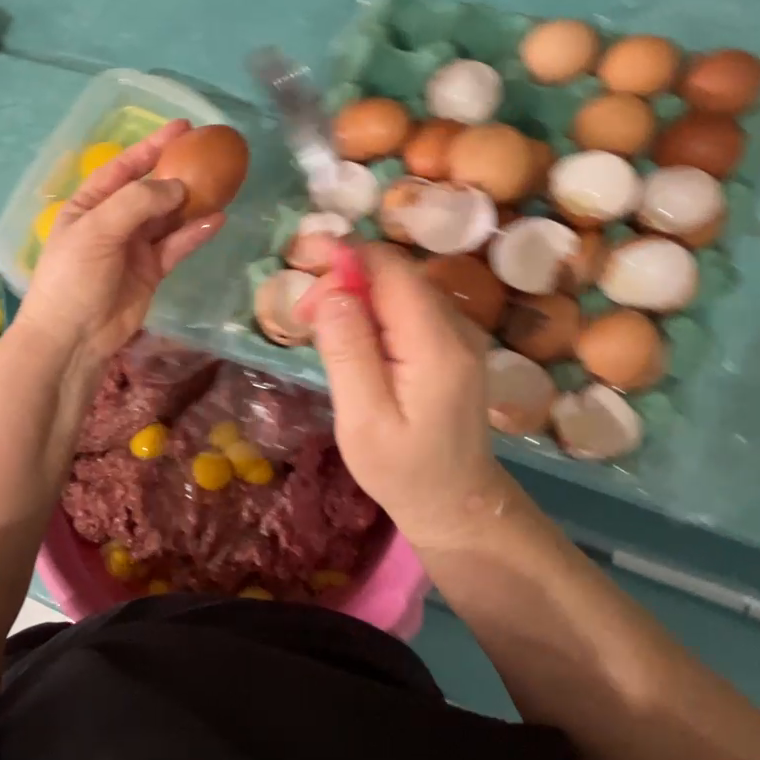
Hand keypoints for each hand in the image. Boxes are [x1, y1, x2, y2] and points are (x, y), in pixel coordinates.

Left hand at [19, 120, 223, 364]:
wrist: (72, 337)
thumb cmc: (73, 277)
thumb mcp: (97, 230)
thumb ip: (136, 202)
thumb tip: (178, 186)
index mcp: (90, 205)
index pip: (124, 167)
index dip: (152, 147)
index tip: (183, 128)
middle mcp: (113, 221)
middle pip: (151, 190)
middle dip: (179, 171)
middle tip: (212, 154)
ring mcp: (133, 247)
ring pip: (168, 217)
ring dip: (192, 202)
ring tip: (223, 184)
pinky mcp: (151, 272)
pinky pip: (176, 246)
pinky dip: (195, 233)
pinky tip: (217, 219)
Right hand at [299, 241, 508, 536]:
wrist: (456, 503)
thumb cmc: (402, 469)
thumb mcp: (362, 419)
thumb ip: (348, 353)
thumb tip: (333, 293)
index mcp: (436, 345)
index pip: (390, 270)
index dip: (344, 257)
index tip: (300, 266)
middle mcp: (456, 327)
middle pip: (394, 272)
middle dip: (343, 277)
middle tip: (302, 317)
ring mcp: (458, 334)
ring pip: (398, 286)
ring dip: (353, 293)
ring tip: (317, 327)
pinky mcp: (450, 344)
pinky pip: (405, 307)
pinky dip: (370, 309)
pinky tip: (348, 339)